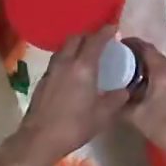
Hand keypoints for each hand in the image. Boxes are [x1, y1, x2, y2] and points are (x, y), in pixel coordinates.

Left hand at [9, 27, 128, 165]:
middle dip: (88, 35)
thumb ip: (116, 99)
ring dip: (75, 46)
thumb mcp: (102, 115)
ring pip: (63, 49)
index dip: (105, 32)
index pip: (95, 41)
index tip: (112, 28)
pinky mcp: (42, 80)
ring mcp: (51, 70)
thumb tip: (125, 91)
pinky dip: (66, 59)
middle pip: (75, 38)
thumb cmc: (75, 126)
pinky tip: (71, 72)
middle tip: (99, 41)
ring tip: (85, 54)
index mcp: (83, 67)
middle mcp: (65, 63)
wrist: (40, 138)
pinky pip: (56, 61)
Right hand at [120, 38, 165, 154]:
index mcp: (161, 70)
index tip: (115, 46)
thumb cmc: (163, 125)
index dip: (129, 44)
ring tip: (126, 72)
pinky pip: (165, 73)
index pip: (144, 47)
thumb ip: (121, 103)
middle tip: (117, 60)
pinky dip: (152, 73)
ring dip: (144, 65)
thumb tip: (108, 98)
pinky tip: (141, 85)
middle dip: (135, 55)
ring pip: (159, 63)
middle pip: (152, 54)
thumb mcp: (136, 115)